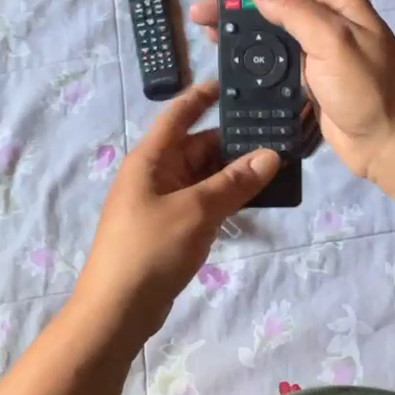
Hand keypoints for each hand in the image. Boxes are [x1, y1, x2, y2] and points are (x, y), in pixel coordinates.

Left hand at [72, 81, 280, 334]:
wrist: (117, 310)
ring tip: (277, 163)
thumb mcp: (197, 210)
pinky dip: (227, 196)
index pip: (178, 115)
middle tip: (276, 133)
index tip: (234, 84)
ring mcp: (162, 202)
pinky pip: (203, 201)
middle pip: (198, 146)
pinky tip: (256, 198)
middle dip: (234, 141)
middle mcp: (155, 174)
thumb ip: (234, 183)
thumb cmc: (150, 249)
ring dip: (235, 172)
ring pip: (204, 176)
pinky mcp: (171, 228)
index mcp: (151, 159)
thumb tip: (270, 155)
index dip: (203, 96)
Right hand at [188, 0, 394, 186]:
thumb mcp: (334, 42)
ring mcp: (317, 54)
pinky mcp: (306, 81)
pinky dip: (250, 56)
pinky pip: (273, 61)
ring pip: (272, 30)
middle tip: (206, 6)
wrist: (387, 145)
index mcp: (342, 5)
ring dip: (241, 26)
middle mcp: (328, 24)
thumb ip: (297, 12)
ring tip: (207, 30)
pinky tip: (227, 58)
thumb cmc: (368, 90)